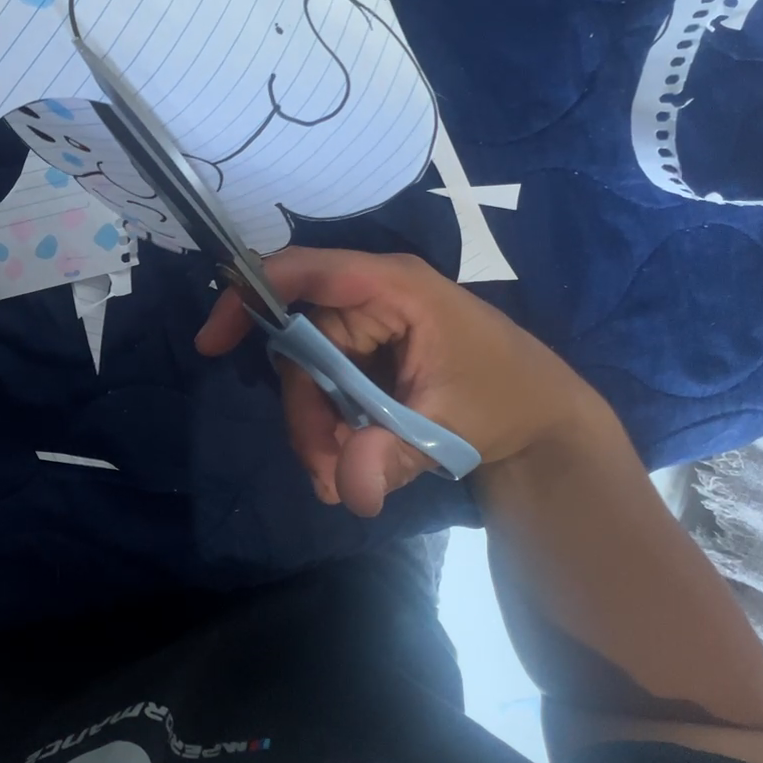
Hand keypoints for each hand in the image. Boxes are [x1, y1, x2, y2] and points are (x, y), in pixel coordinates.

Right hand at [195, 250, 612, 517]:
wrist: (549, 425)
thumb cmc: (509, 402)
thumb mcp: (451, 427)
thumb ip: (393, 452)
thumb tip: (344, 491)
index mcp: (393, 287)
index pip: (304, 271)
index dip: (250, 296)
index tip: (213, 342)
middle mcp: (371, 298)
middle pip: (300, 341)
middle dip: (304, 409)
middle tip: (322, 470)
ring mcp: (368, 327)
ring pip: (308, 371)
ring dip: (315, 428)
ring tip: (340, 483)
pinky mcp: (368, 355)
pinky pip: (325, 385)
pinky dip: (328, 427)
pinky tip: (346, 469)